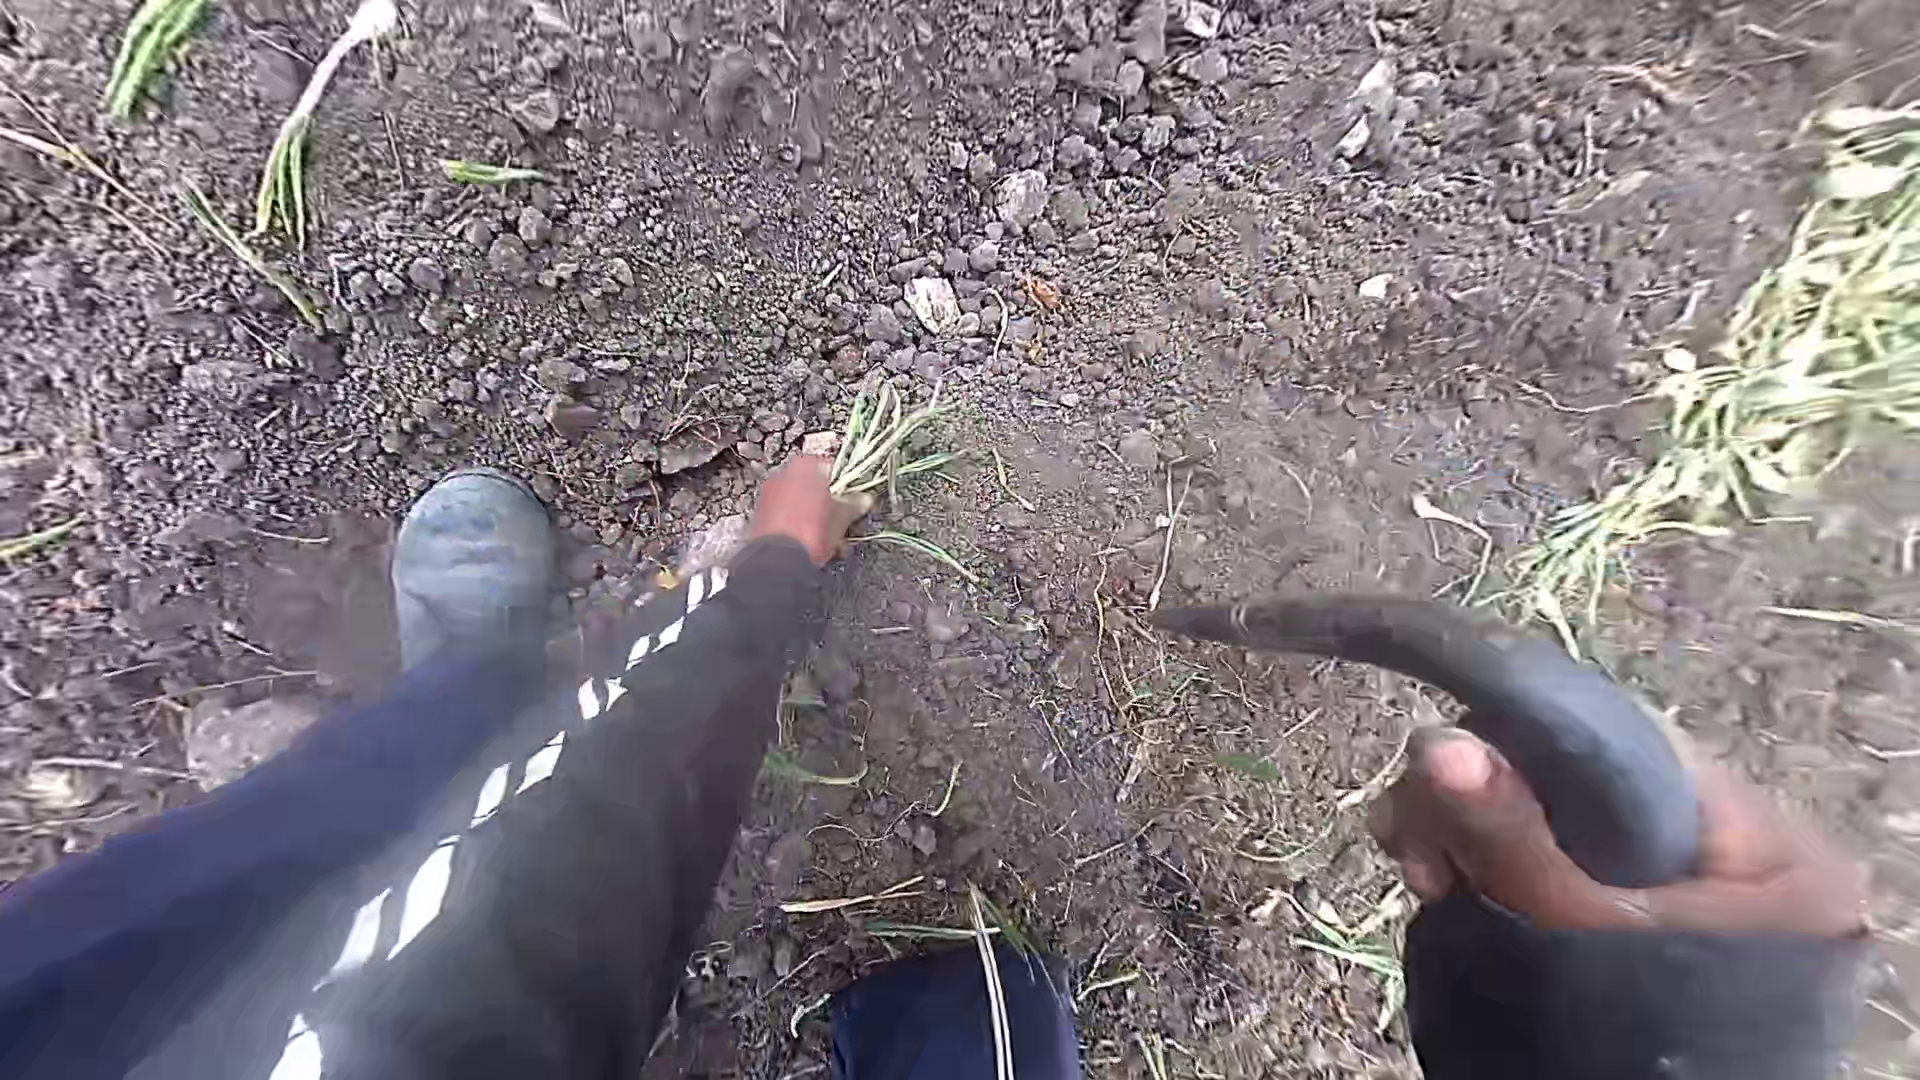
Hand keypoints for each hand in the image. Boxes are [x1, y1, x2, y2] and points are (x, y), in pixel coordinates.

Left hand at [747, 456, 872, 565]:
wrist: (778, 559)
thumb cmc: (811, 530)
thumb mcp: (842, 517)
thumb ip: (854, 504)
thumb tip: (865, 500)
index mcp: (804, 466)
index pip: (830, 467)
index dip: (845, 485)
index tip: (854, 498)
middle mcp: (783, 475)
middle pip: (814, 486)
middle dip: (830, 505)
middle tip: (843, 522)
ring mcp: (769, 495)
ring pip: (802, 503)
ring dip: (817, 518)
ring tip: (831, 541)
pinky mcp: (761, 516)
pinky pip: (788, 516)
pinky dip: (801, 526)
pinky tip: (813, 545)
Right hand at [1371, 728, 1866, 937]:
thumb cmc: (1636, 1028)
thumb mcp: (1565, 925)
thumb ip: (1507, 831)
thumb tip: (1438, 741)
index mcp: (1751, 834)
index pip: (1608, 736)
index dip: (1508, 743)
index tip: (1441, 779)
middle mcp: (1706, 829)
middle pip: (1546, 763)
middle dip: (1459, 800)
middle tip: (1415, 844)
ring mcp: (1648, 851)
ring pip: (1514, 792)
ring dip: (1443, 823)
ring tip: (1417, 873)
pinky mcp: (1597, 870)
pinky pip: (1511, 826)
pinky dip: (1456, 842)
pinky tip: (1425, 871)